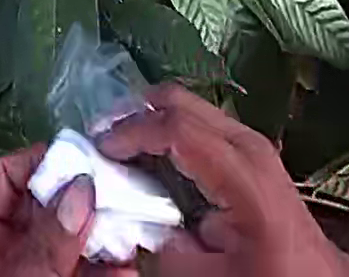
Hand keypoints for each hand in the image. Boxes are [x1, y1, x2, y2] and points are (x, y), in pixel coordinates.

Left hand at [0, 144, 127, 276]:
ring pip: (69, 241)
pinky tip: (129, 269)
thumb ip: (48, 240)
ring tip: (133, 227)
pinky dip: (105, 271)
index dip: (43, 162)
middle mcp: (3, 253)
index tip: (85, 158)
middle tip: (121, 189)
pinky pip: (81, 276)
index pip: (7, 177)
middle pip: (45, 206)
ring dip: (102, 235)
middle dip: (83, 198)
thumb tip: (83, 185)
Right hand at [96, 84, 348, 276]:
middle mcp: (245, 141)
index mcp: (241, 173)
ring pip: (187, 103)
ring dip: (149, 115)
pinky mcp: (245, 143)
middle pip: (180, 100)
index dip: (133, 132)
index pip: (176, 129)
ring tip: (118, 139)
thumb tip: (130, 218)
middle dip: (135, 111)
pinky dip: (166, 125)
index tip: (100, 146)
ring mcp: (247, 137)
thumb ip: (165, 248)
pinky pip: (196, 118)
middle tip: (101, 133)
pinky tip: (147, 149)